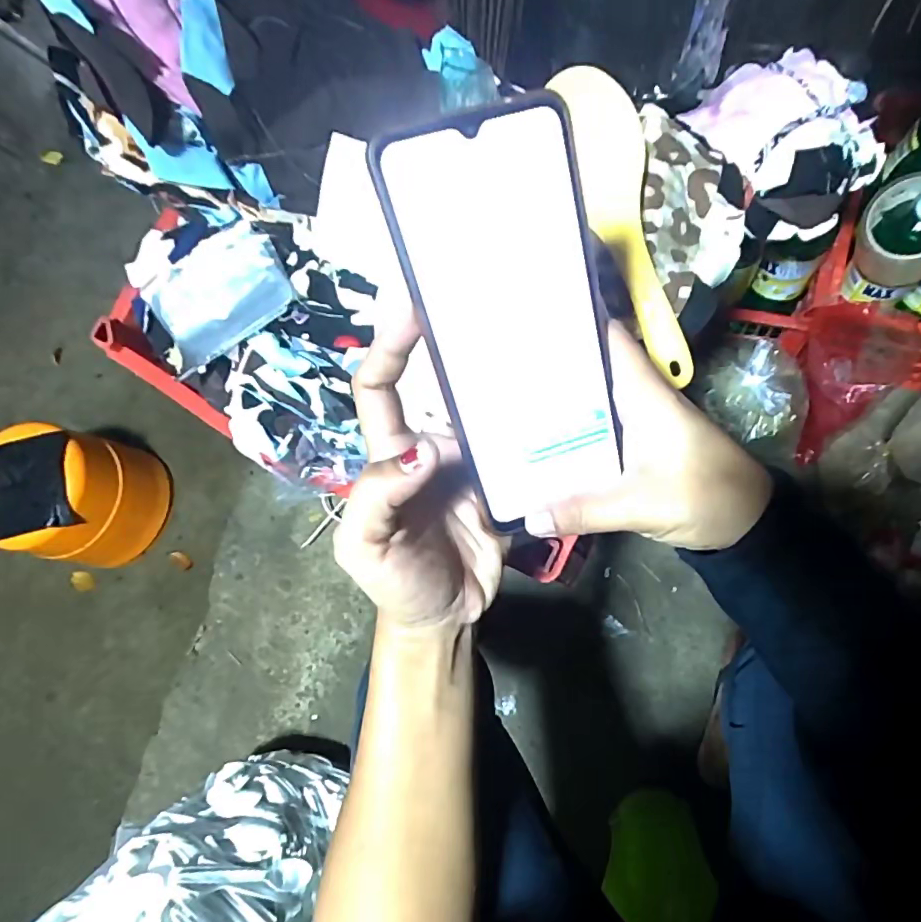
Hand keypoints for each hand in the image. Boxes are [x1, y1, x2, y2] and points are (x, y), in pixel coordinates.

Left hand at [334, 313, 505, 628]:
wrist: (445, 615)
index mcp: (391, 456)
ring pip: (485, 415)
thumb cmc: (395, 580)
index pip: (380, 389)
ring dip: (501, 384)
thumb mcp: (366, 547)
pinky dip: (532, 431)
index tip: (409, 308)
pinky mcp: (505, 487)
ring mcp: (472, 467)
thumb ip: (379, 498)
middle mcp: (432, 449)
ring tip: (530, 345)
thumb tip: (426, 451)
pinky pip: (518, 452)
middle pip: (440, 389)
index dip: (389, 347)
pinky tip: (554, 406)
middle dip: (455, 348)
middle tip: (486, 306)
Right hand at [527, 325, 772, 549]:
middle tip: (500, 361)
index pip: (608, 338)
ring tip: (508, 395)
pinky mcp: (644, 446)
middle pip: (592, 369)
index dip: (572, 318)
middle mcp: (642, 399)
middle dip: (551, 364)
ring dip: (561, 399)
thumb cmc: (704, 496)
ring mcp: (643, 422)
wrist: (749, 520)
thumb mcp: (641, 506)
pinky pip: (602, 428)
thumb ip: (585, 511)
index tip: (527, 311)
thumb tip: (529, 519)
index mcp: (645, 394)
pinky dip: (576, 430)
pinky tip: (545, 440)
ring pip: (595, 399)